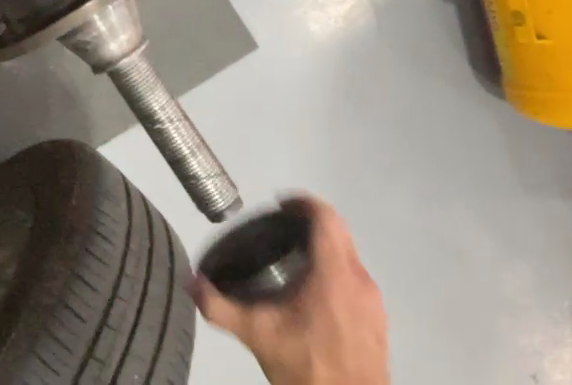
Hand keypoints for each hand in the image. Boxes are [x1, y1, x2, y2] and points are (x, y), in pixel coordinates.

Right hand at [191, 197, 388, 384]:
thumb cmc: (307, 369)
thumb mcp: (255, 335)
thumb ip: (219, 306)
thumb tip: (191, 281)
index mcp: (333, 274)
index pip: (325, 218)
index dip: (303, 203)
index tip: (279, 205)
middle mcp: (360, 280)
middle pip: (339, 234)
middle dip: (309, 226)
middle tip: (279, 233)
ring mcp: (375, 303)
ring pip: (349, 258)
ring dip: (324, 251)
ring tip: (294, 265)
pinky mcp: (380, 323)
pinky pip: (356, 282)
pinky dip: (335, 275)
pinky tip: (313, 300)